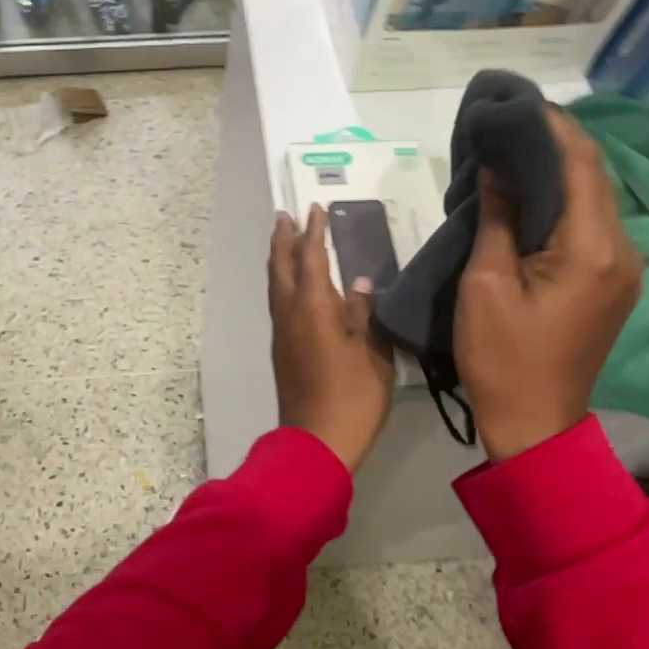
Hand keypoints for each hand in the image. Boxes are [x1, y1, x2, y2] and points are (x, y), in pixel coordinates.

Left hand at [268, 205, 396, 472]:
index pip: (311, 256)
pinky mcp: (281, 349)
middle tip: (286, 215)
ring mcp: (282, 331)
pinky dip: (282, 282)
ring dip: (279, 258)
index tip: (315, 209)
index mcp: (313, 306)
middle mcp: (290, 312)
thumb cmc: (352, 396)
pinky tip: (292, 286)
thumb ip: (364, 314)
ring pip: (275, 284)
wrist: (317, 440)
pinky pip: (278, 301)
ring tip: (284, 240)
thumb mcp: (372, 354)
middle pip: (282, 265)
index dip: (314, 231)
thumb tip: (359, 284)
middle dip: (284, 238)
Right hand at [456, 108, 641, 461]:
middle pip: (595, 177)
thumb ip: (498, 219)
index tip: (518, 102)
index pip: (581, 165)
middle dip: (557, 142)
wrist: (534, 422)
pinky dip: (563, 199)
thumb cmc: (502, 356)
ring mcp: (623, 268)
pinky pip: (591, 224)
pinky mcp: (612, 283)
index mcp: (592, 248)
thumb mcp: (486, 283)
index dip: (552, 127)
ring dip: (560, 170)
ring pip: (594, 199)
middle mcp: (622, 251)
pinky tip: (532, 191)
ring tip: (516, 146)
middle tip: (511, 119)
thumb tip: (499, 169)